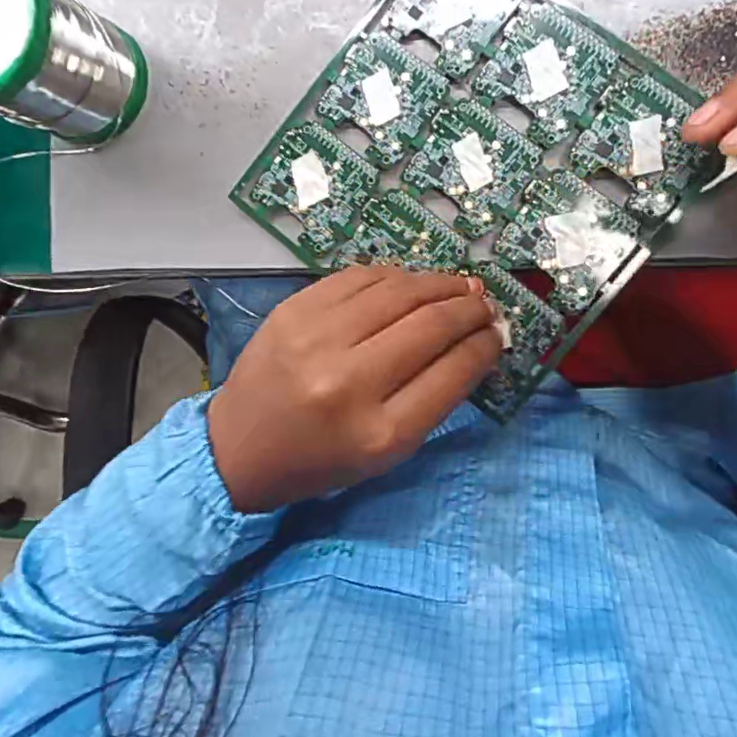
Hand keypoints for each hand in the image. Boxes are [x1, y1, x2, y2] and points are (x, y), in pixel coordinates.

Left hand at [206, 266, 503, 512]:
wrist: (239, 447)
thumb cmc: (319, 460)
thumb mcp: (384, 451)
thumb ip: (433, 398)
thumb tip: (473, 340)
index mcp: (379, 433)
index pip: (452, 372)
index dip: (484, 346)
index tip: (497, 333)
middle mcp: (348, 382)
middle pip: (430, 324)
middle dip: (469, 307)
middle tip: (486, 303)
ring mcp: (316, 339)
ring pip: (398, 291)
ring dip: (438, 283)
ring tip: (458, 285)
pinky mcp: (293, 310)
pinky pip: (359, 276)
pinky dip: (394, 276)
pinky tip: (410, 282)